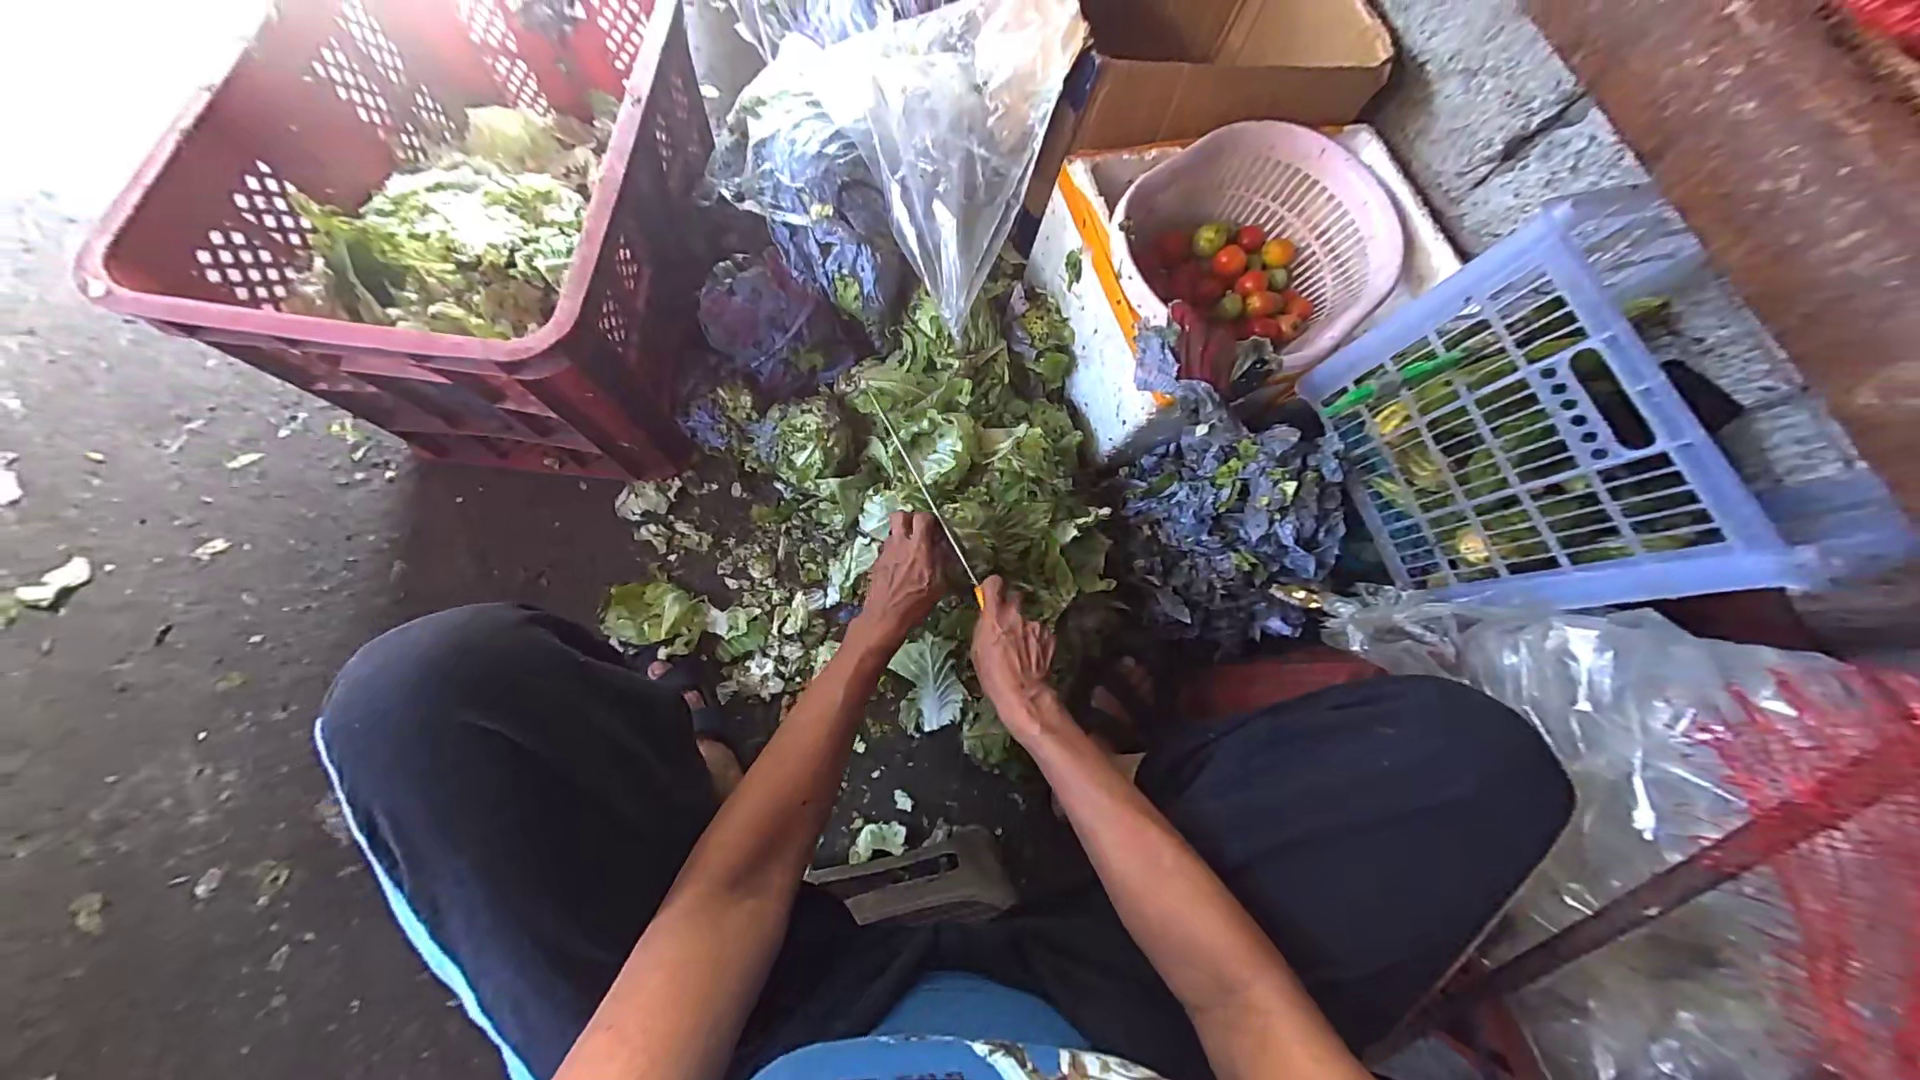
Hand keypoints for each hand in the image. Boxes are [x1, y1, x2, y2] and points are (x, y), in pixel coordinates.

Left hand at [855, 512, 946, 648]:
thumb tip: (944, 546)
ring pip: (892, 531)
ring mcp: (886, 551)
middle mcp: (900, 544)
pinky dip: (894, 550)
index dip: (930, 519)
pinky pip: (887, 547)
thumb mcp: (939, 584)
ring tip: (909, 550)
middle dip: (909, 518)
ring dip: (901, 535)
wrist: (885, 616)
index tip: (935, 529)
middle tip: (917, 530)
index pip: (923, 518)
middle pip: (900, 515)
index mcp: (919, 547)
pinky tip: (900, 566)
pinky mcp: (877, 561)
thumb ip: (942, 560)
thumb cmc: (916, 602)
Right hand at [970, 576, 1057, 725]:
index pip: (994, 583)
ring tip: (1021, 649)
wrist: (1023, 693)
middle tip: (1007, 625)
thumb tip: (987, 616)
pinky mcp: (1049, 635)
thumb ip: (984, 626)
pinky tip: (1033, 655)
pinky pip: (1040, 632)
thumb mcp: (977, 649)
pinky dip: (1036, 640)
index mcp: (994, 615)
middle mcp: (1016, 614)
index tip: (991, 592)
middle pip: (1014, 597)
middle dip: (1011, 607)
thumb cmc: (993, 675)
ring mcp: (1035, 624)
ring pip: (1028, 618)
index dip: (992, 586)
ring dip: (1024, 628)